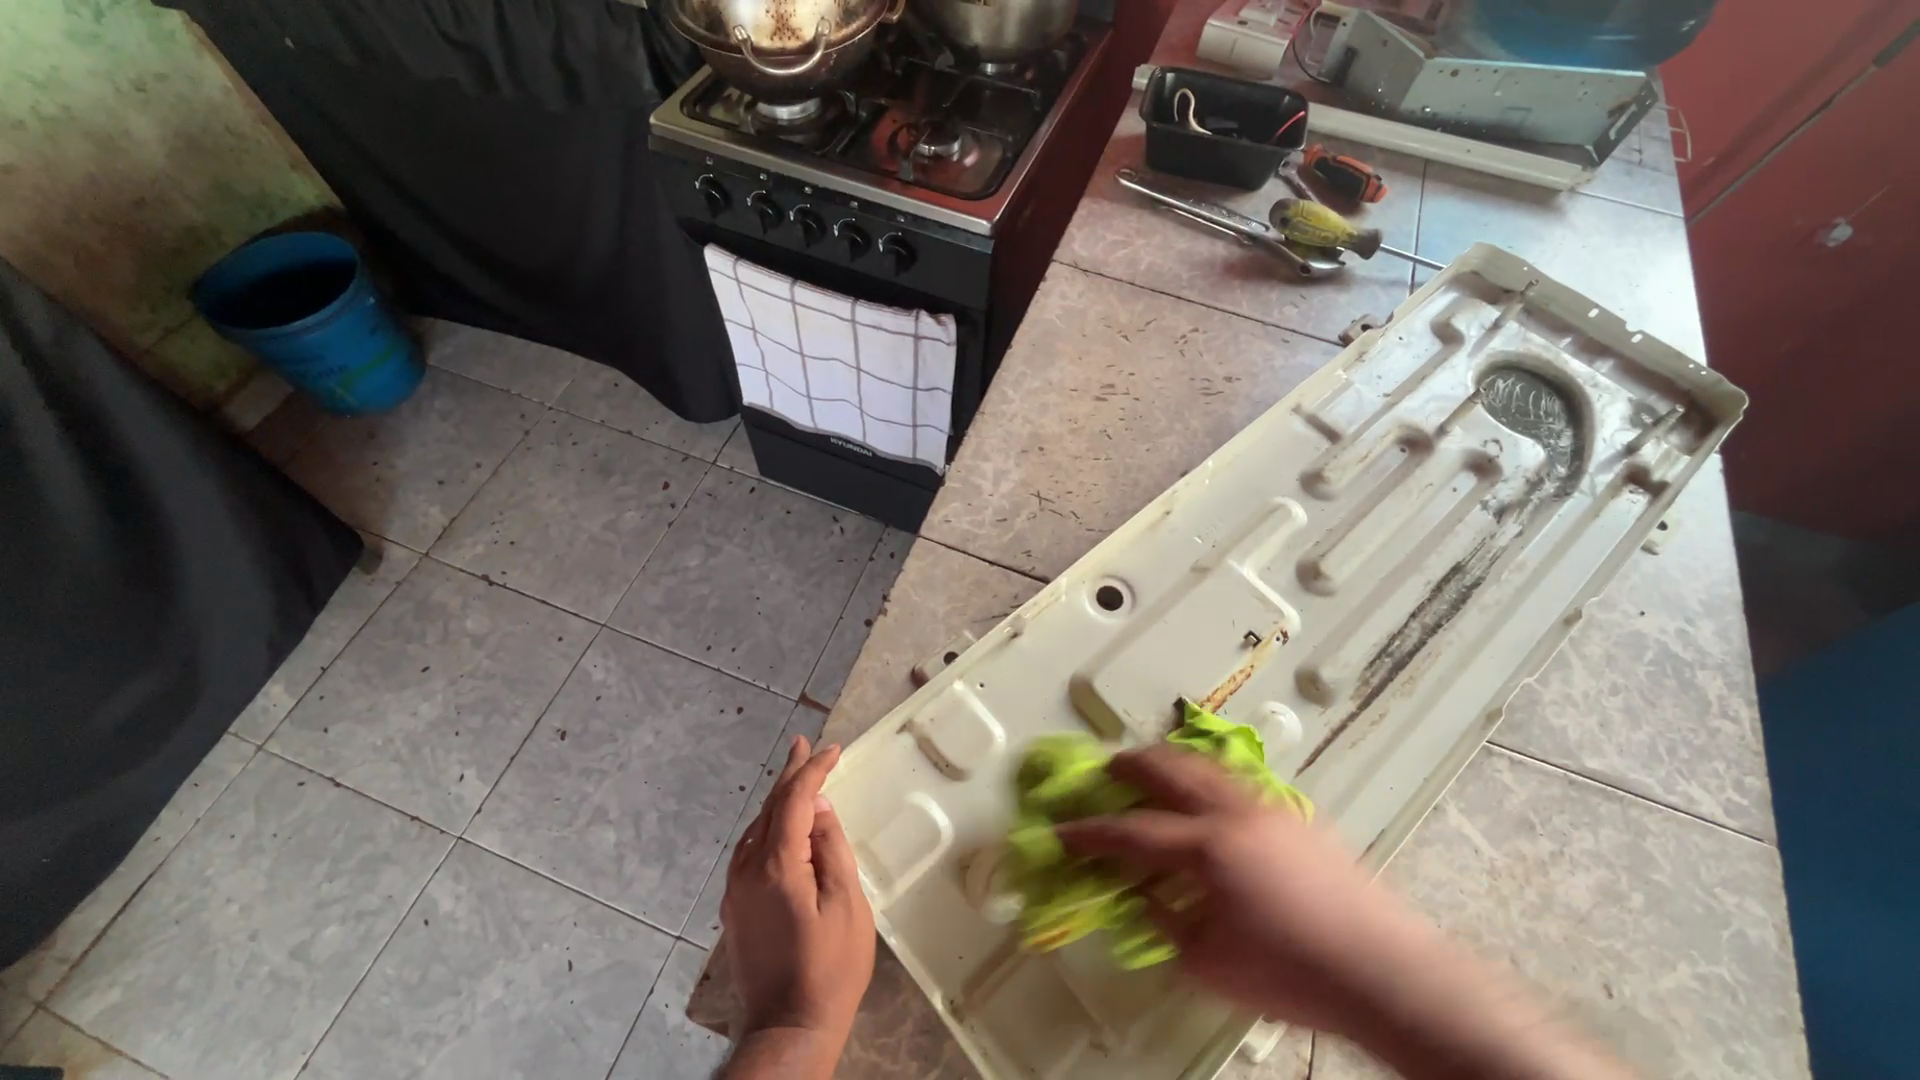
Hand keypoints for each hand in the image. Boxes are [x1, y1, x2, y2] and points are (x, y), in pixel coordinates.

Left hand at [722, 736, 874, 1052]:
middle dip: (790, 774)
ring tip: (796, 776)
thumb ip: (832, 850)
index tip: (832, 750)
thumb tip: (821, 809)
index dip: (813, 771)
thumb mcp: (847, 904)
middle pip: (769, 808)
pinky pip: (750, 851)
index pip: (795, 800)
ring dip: (778, 799)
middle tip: (803, 744)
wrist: (789, 1026)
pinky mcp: (735, 908)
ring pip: (756, 829)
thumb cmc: (830, 967)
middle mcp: (748, 870)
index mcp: (777, 865)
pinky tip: (780, 825)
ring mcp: (736, 891)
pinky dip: (768, 827)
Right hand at [1058, 746, 1637, 1079]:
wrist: (1383, 970)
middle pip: (1170, 769)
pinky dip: (1209, 775)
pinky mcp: (1297, 816)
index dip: (1091, 832)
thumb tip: (1144, 898)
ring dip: (1172, 760)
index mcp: (1208, 847)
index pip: (1133, 832)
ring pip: (1209, 764)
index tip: (1061, 830)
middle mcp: (1235, 812)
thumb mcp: (1210, 964)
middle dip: (1131, 764)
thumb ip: (1166, 924)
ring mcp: (1270, 807)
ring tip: (1152, 765)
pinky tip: (1208, 793)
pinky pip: (1240, 780)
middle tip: (1106, 766)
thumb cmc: (1289, 973)